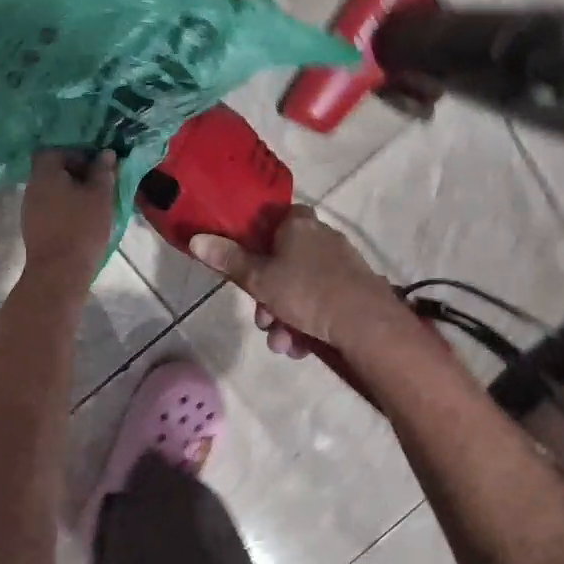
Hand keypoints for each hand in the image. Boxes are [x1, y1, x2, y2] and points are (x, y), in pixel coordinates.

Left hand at [21, 149, 117, 284]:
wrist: (59, 273)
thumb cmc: (81, 228)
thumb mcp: (100, 196)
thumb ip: (102, 171)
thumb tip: (106, 153)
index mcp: (44, 174)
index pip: (55, 151)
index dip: (77, 154)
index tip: (96, 166)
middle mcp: (32, 187)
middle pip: (53, 170)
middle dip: (77, 173)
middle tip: (100, 184)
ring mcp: (29, 209)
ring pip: (53, 190)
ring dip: (72, 192)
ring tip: (95, 203)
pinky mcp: (33, 228)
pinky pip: (50, 208)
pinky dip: (66, 208)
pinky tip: (83, 220)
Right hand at [191, 206, 407, 356]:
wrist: (367, 325)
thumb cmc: (306, 291)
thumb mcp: (259, 279)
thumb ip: (228, 259)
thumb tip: (195, 239)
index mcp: (298, 223)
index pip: (273, 217)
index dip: (256, 239)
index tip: (247, 265)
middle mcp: (322, 236)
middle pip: (283, 259)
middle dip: (267, 295)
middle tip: (261, 319)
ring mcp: (342, 262)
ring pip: (301, 285)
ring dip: (285, 316)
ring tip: (282, 343)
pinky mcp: (357, 288)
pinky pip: (322, 300)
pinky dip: (308, 322)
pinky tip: (301, 346)